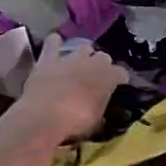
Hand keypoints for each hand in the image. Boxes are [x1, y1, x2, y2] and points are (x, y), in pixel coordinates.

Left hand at [8, 33, 127, 143]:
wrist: (43, 117)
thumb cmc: (75, 122)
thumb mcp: (96, 122)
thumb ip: (100, 109)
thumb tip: (100, 112)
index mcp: (109, 77)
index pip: (121, 73)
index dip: (120, 79)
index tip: (119, 85)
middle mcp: (92, 63)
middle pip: (103, 57)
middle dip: (102, 65)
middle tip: (97, 76)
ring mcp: (70, 59)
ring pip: (83, 47)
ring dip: (83, 55)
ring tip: (80, 63)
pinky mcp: (48, 59)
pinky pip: (53, 44)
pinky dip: (55, 42)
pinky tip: (56, 42)